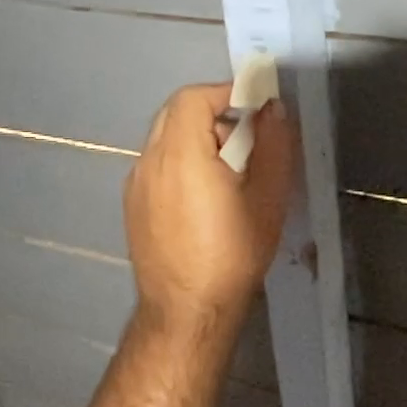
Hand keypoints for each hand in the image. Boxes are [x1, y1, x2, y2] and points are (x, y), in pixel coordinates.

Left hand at [124, 83, 297, 324]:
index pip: (193, 97)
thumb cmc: (232, 254)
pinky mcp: (133, 206)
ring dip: (198, 138)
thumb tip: (272, 109)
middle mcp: (149, 161)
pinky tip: (206, 197)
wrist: (187, 313)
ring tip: (231, 172)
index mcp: (180, 154)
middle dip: (213, 114)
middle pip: (175, 113)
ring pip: (166, 139)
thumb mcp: (267, 198)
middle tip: (247, 138)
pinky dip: (182, 162)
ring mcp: (136, 184)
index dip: (226, 93)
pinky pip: (158, 165)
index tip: (255, 107)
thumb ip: (273, 144)